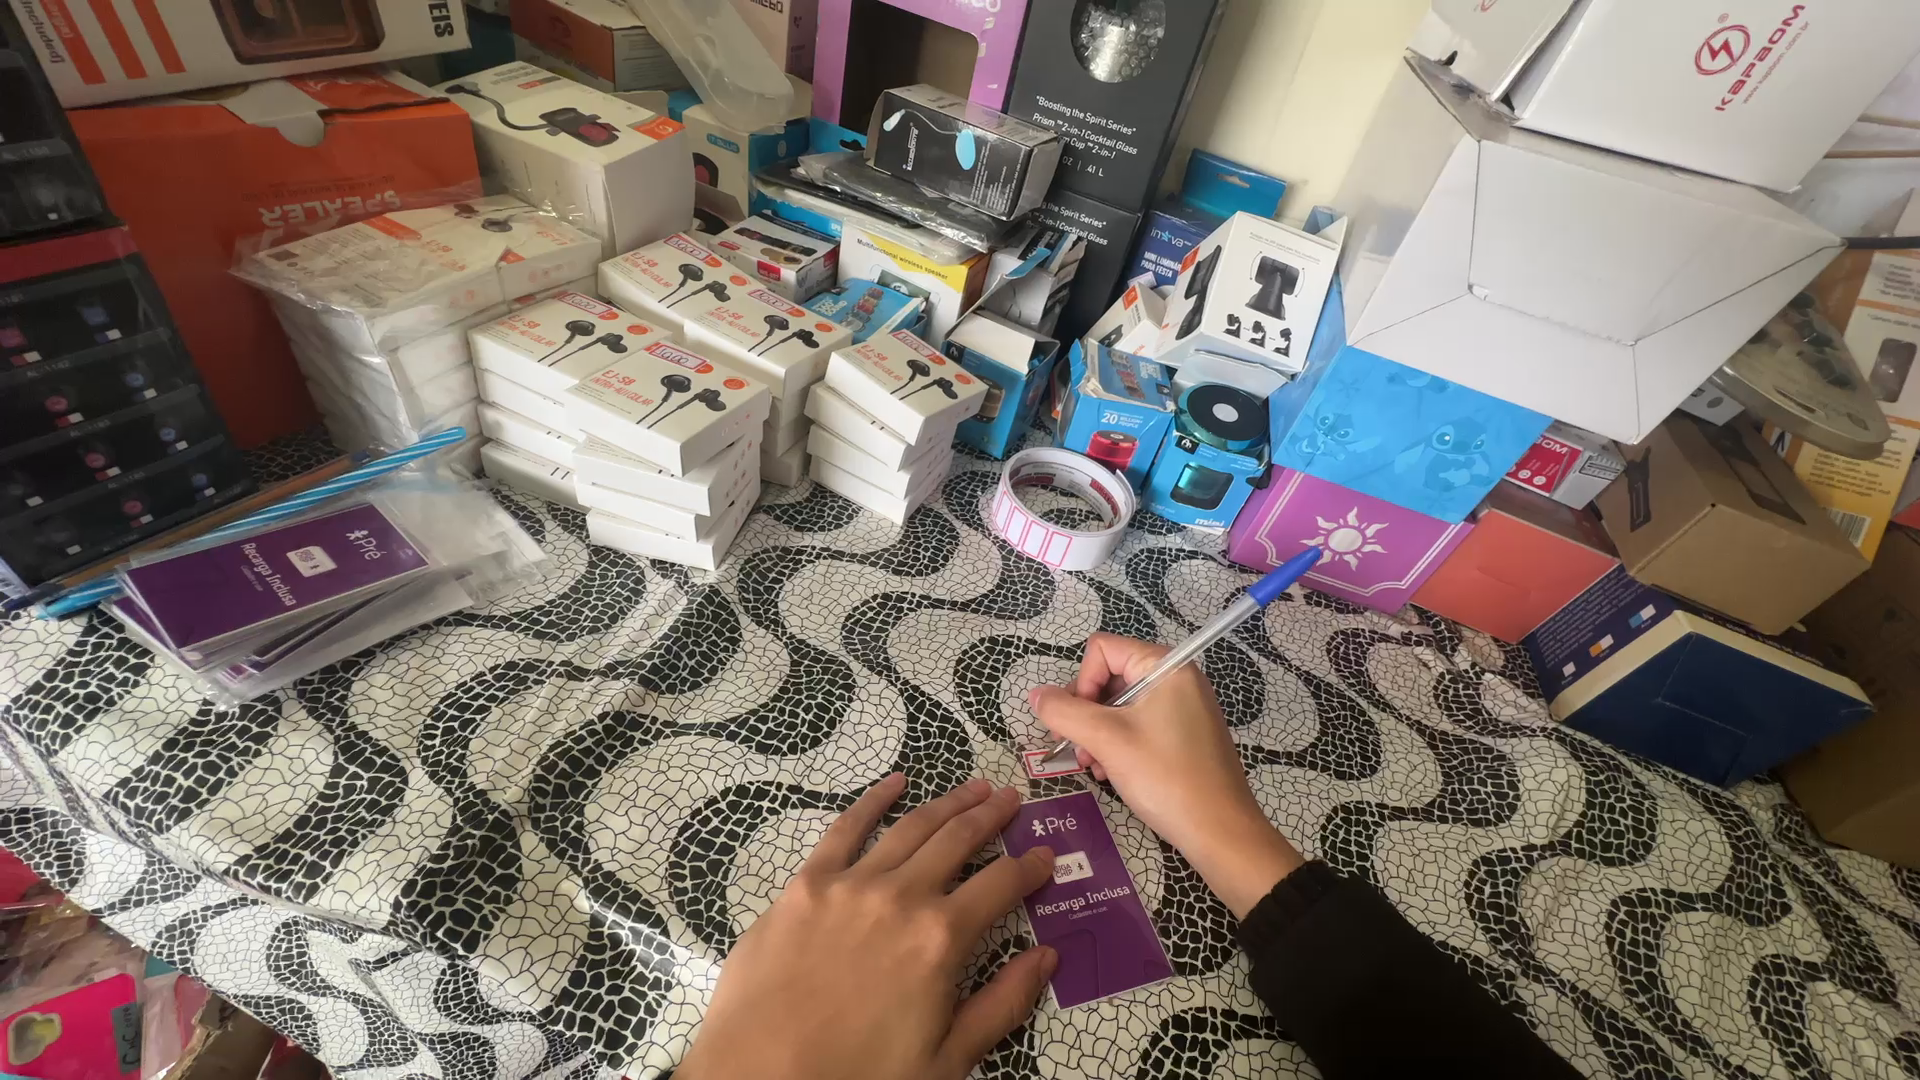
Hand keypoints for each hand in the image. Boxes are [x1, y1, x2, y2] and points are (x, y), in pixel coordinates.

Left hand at [677, 774, 1057, 1079]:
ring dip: (949, 802)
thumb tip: (1047, 955)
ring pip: (913, 826)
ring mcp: (853, 882)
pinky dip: (875, 799)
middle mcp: (903, 896)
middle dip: (992, 816)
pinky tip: (895, 782)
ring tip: (974, 787)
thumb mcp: (945, 1062)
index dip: (1030, 866)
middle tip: (1012, 798)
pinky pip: (847, 827)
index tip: (1046, 852)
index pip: (1002, 886)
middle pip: (959, 840)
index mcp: (941, 939)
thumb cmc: (859, 1079)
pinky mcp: (809, 881)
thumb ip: (1002, 1004)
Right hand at [1031, 634, 1302, 917]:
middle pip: (1109, 676)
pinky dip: (1118, 743)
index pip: (1102, 650)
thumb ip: (1064, 712)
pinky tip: (1112, 773)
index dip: (1081, 682)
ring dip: (1098, 733)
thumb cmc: (1165, 777)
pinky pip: (1139, 724)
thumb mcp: (1106, 740)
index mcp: (1165, 666)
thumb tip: (1035, 695)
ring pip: (1120, 705)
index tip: (1080, 723)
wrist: (1222, 835)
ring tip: (1095, 767)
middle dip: (1087, 712)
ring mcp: (1183, 707)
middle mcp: (1176, 678)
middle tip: (1081, 751)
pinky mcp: (1184, 734)